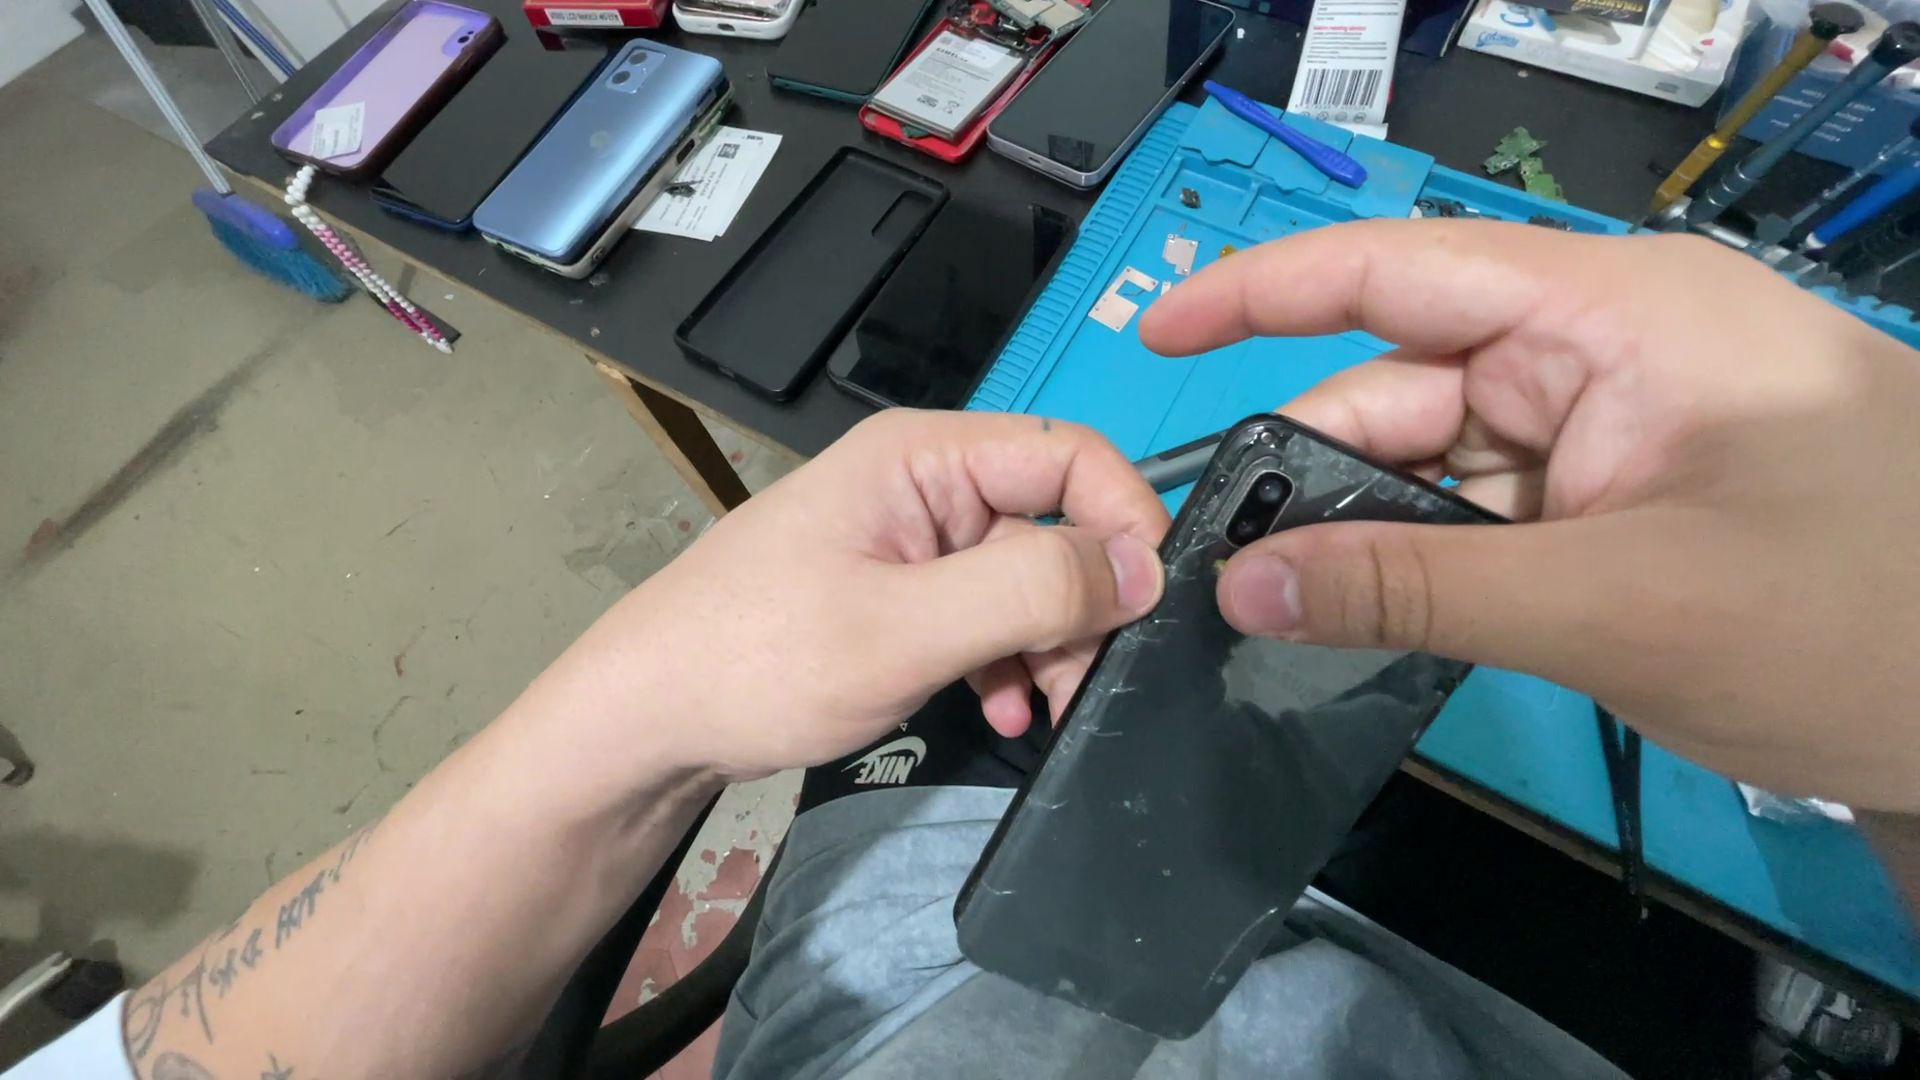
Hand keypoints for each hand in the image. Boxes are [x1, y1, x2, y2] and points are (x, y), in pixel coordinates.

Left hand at [533, 410, 1167, 782]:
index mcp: (925, 456)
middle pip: (1051, 524)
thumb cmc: (762, 659)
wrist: (650, 720)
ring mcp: (914, 543)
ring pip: (1025, 579)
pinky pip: (984, 614)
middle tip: (1077, 683)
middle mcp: (927, 485)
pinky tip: (999, 706)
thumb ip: (1028, 590)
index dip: (1122, 518)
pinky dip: (1004, 659)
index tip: (1145, 604)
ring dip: (1044, 643)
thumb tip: (1144, 567)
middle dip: (1077, 605)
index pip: (1069, 452)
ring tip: (1032, 707)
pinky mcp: (902, 593)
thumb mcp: (904, 628)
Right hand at [1139, 220, 1919, 811]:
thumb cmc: (1871, 629)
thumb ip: (1407, 591)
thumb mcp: (1613, 605)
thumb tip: (1240, 591)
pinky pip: (1441, 514)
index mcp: (1602, 318)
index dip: (1259, 295)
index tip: (1160, 331)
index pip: (1391, 273)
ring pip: (1404, 466)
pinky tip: (1361, 605)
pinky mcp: (1571, 498)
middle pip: (1385, 394)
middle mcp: (1574, 356)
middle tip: (1226, 561)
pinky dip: (1391, 559)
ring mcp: (1573, 432)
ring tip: (1289, 598)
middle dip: (1304, 474)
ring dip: (1345, 530)